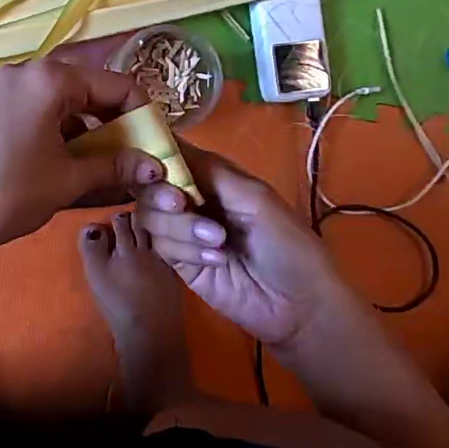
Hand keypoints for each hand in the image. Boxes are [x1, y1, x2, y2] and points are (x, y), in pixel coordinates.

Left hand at [0, 61, 164, 269]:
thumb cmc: (8, 194)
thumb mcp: (68, 180)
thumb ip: (116, 165)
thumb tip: (158, 167)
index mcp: (49, 79)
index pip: (116, 85)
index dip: (142, 116)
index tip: (156, 147)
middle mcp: (27, 72)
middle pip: (89, 89)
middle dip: (116, 123)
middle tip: (133, 158)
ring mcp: (6, 88)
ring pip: (65, 102)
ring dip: (90, 130)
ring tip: (105, 166)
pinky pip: (41, 111)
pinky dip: (62, 132)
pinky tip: (71, 163)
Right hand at [133, 145, 347, 347]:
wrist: (298, 305)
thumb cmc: (288, 244)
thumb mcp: (255, 198)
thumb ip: (211, 171)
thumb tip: (169, 142)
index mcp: (213, 177)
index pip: (172, 156)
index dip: (156, 158)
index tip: (155, 169)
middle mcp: (193, 200)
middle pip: (150, 187)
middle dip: (161, 196)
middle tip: (180, 205)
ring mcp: (183, 232)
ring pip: (150, 217)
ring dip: (180, 228)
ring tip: (217, 242)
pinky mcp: (179, 263)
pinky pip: (160, 246)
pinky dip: (185, 250)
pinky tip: (216, 260)